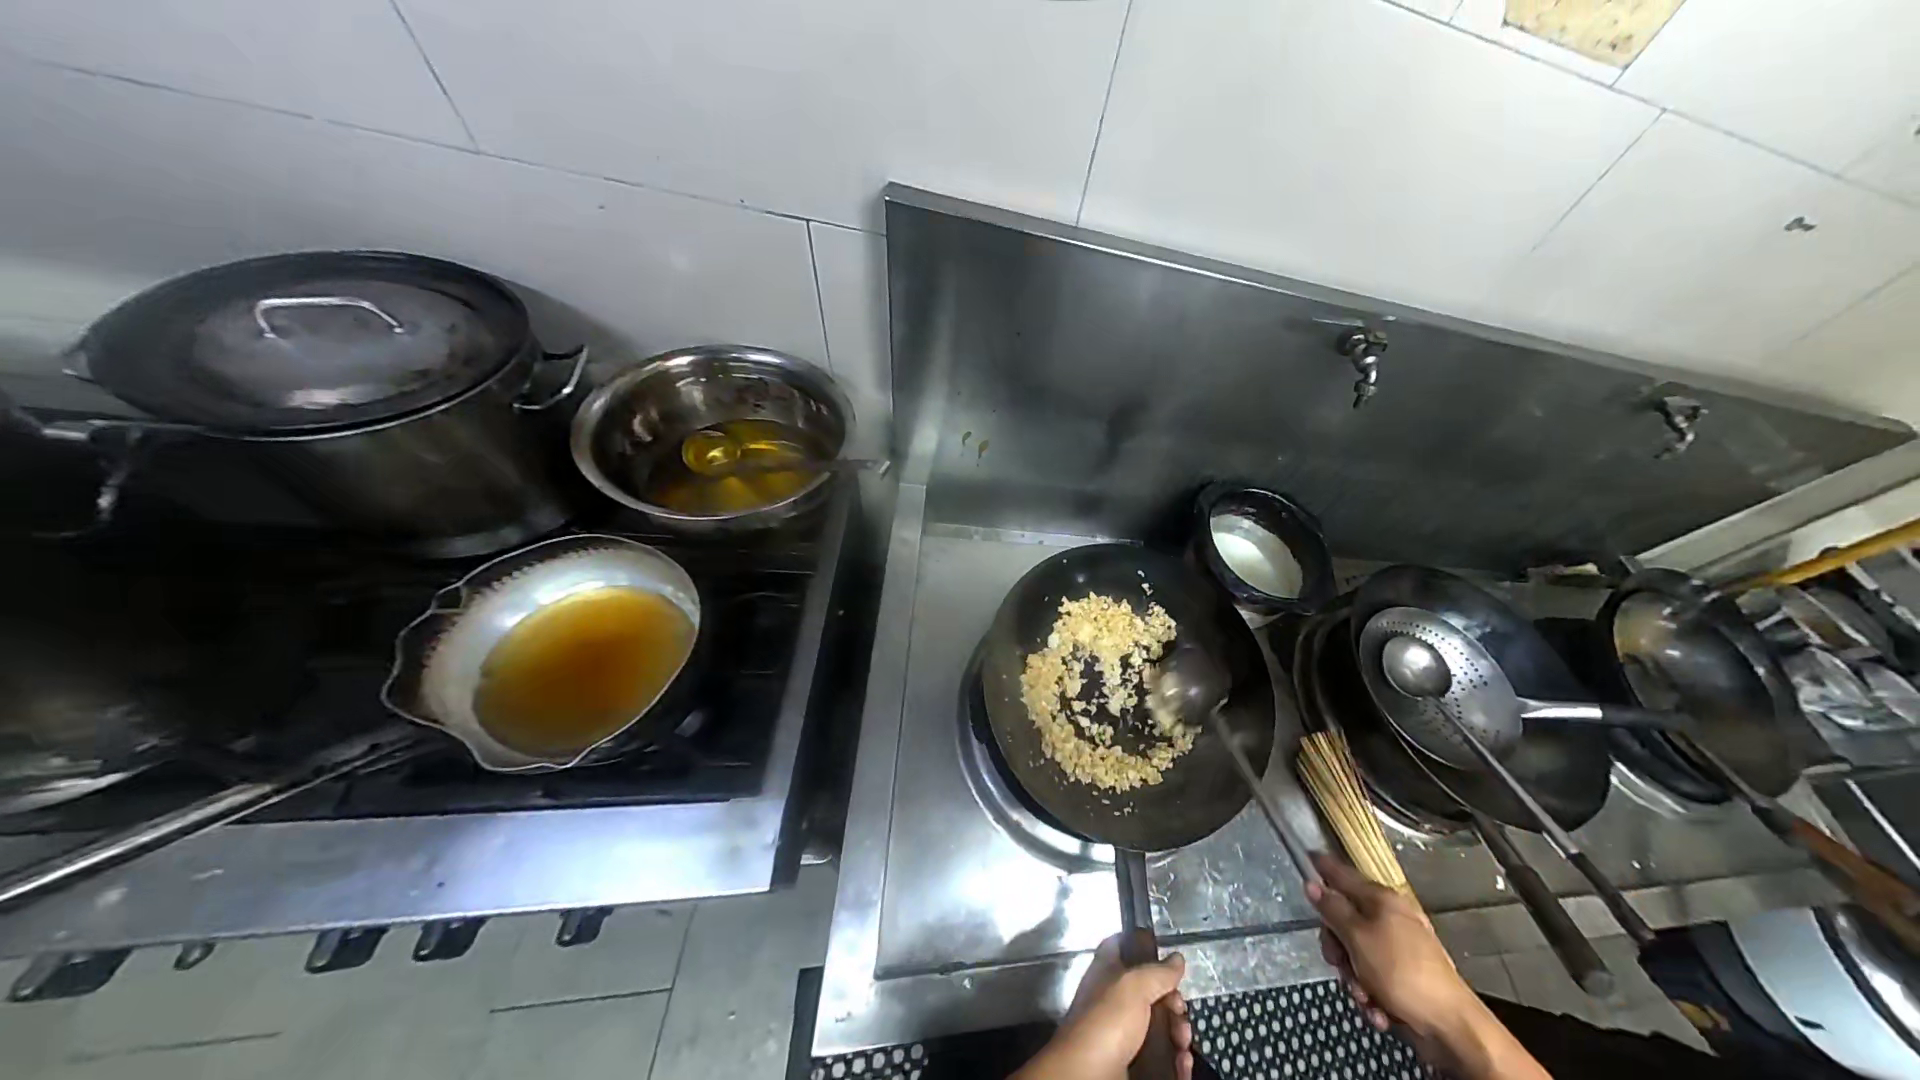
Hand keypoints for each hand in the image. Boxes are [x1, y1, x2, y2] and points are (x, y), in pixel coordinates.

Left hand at [1014, 934, 1192, 1079]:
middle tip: (1180, 1011)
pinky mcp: (1134, 1062)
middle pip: (1150, 992)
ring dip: (1179, 1033)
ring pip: (1160, 1026)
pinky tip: (1183, 1064)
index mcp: (1108, 971)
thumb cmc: (1107, 1021)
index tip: (1168, 959)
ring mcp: (1124, 1033)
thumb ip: (1157, 971)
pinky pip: (1162, 1057)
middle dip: (1173, 1001)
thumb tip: (1176, 958)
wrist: (1088, 1076)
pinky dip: (1177, 1061)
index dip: (1144, 947)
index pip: (1122, 946)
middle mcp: (1115, 999)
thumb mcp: (1133, 986)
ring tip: (1183, 1043)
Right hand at [1308, 854, 1548, 1079]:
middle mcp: (1391, 918)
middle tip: (1336, 962)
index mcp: (1381, 900)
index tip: (1306, 857)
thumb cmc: (1400, 971)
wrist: (1452, 1027)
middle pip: (1344, 920)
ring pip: (1356, 953)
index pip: (1343, 874)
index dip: (1322, 867)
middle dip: (1337, 947)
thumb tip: (1312, 883)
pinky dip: (1372, 994)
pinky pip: (1374, 976)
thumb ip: (1332, 909)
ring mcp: (1400, 948)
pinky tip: (1378, 1009)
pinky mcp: (1406, 976)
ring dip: (1353, 977)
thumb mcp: (1357, 936)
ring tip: (1364, 996)